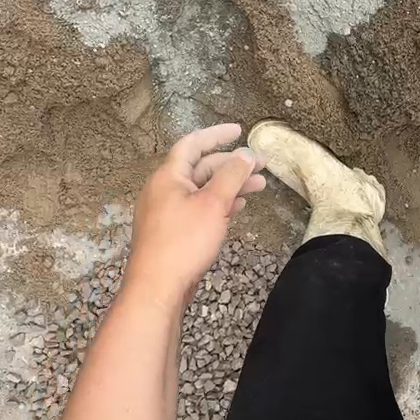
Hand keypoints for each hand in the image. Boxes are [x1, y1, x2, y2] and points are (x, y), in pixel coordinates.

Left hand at [124, 124, 265, 304]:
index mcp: (169, 176)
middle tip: (262, 165)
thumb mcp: (214, 203)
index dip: (217, 134)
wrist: (157, 288)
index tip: (239, 130)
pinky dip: (220, 202)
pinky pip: (199, 206)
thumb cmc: (183, 242)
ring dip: (231, 184)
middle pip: (202, 167)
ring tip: (260, 186)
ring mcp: (167, 211)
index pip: (193, 144)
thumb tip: (245, 155)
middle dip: (233, 164)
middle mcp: (164, 189)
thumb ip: (232, 175)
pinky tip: (239, 206)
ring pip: (203, 188)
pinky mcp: (172, 231)